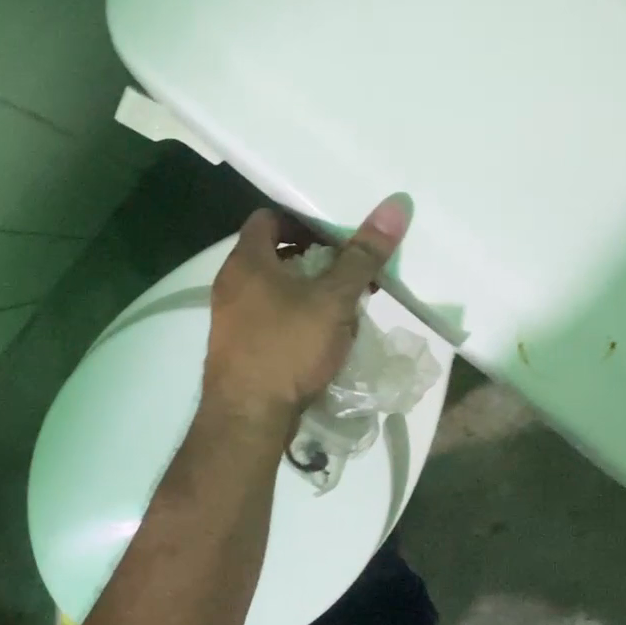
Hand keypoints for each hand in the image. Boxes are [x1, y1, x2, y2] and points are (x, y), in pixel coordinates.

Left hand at [201, 194, 412, 430]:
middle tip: (351, 269)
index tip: (337, 233)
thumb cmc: (287, 348)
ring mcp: (230, 320)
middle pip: (276, 256)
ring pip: (276, 292)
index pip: (270, 218)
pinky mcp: (238, 350)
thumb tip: (395, 205)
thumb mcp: (333, 299)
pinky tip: (326, 339)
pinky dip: (297, 321)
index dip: (304, 219)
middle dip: (316, 260)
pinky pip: (271, 321)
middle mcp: (231, 285)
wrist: (247, 418)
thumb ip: (362, 256)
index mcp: (246, 261)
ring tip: (347, 306)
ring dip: (311, 294)